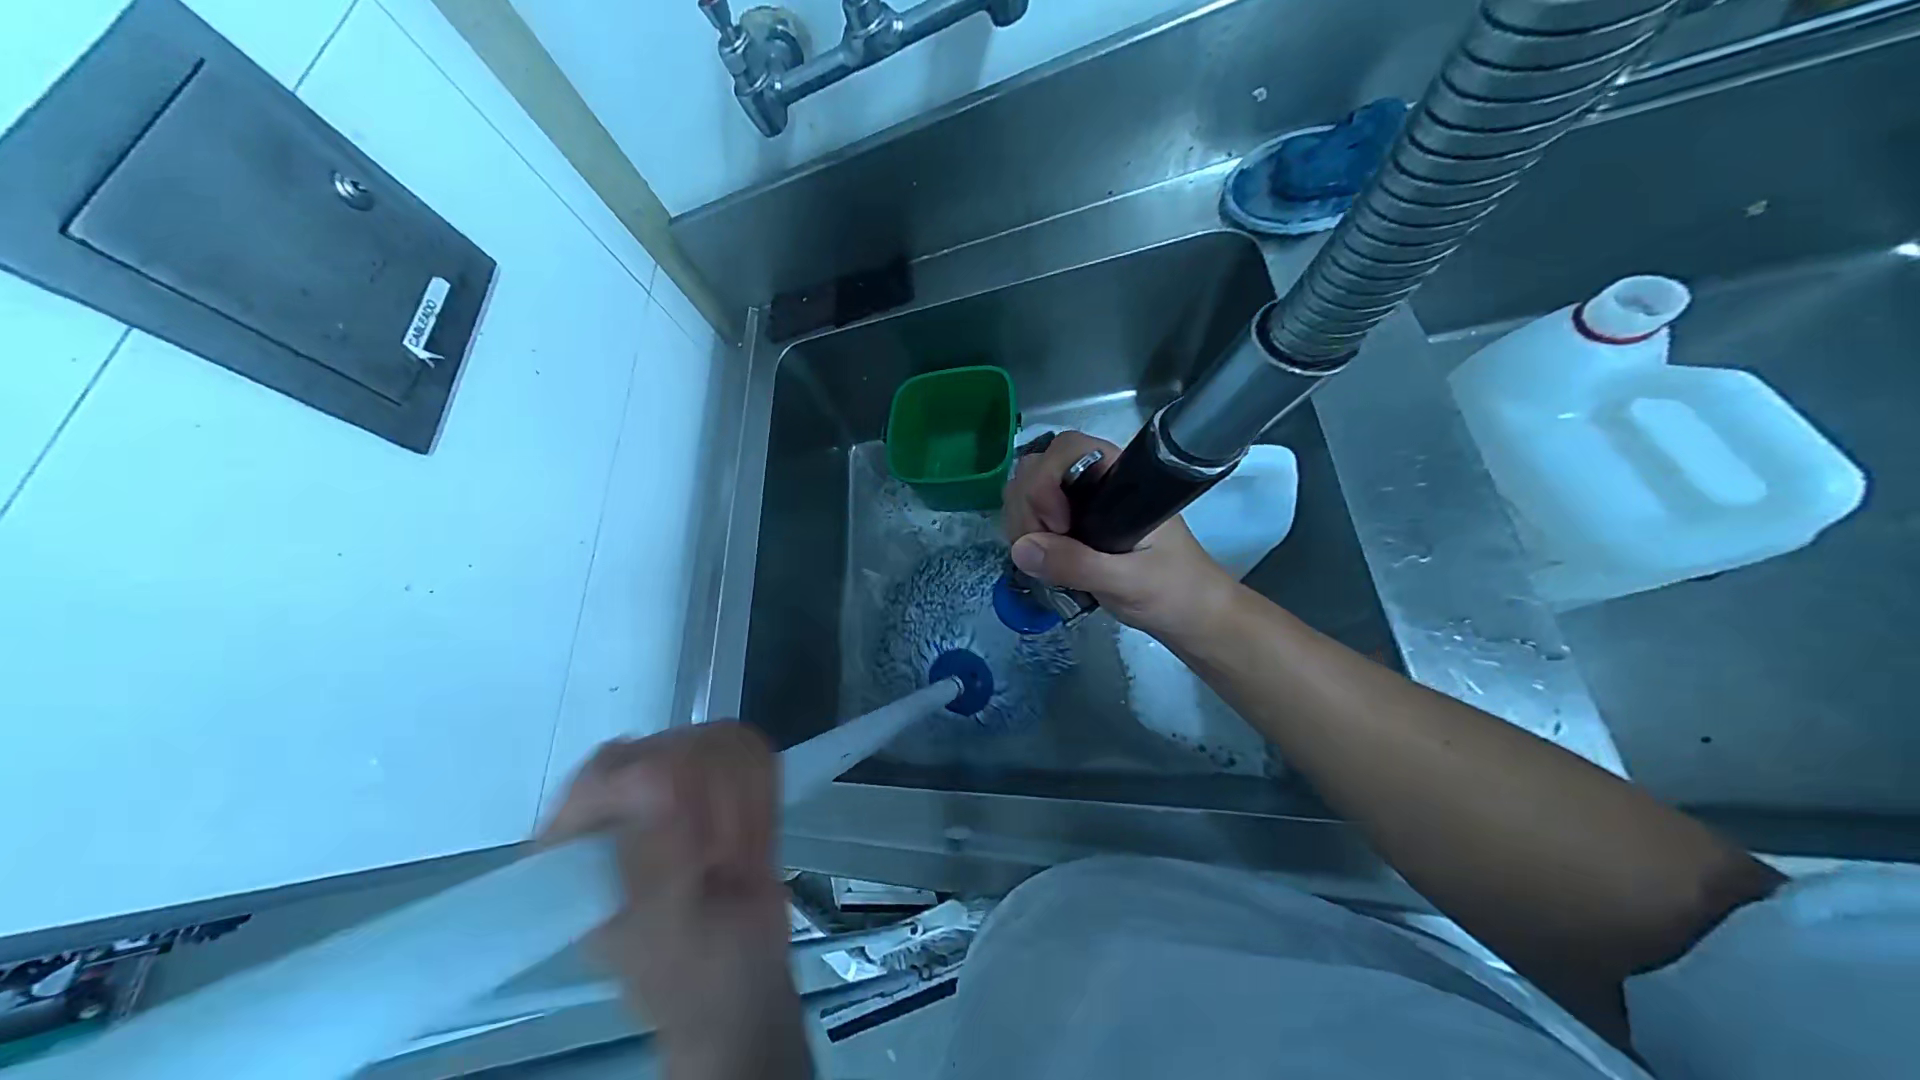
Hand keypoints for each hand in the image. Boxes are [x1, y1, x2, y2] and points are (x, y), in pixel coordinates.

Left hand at [544, 724, 809, 1079]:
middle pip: (671, 746)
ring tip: (736, 856)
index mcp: (577, 842)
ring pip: (717, 740)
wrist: (744, 988)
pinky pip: (749, 748)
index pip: (606, 771)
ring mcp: (671, 786)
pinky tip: (754, 837)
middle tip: (722, 862)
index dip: (660, 788)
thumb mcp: (669, 931)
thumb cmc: (695, 975)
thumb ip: (659, 858)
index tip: (700, 836)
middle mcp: (618, 803)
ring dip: (743, 802)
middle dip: (714, 803)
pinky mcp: (718, 779)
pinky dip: (763, 791)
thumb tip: (655, 779)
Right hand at [1002, 430, 1237, 642]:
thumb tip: (1022, 549)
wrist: (1191, 615)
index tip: (1059, 525)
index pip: (1066, 449)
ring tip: (1044, 563)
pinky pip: (1031, 519)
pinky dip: (1026, 539)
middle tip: (1044, 552)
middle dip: (1028, 508)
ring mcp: (1079, 504)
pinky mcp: (1071, 527)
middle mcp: (1095, 481)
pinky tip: (1041, 564)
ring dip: (1023, 525)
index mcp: (1119, 476)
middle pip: (1037, 468)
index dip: (1048, 481)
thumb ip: (1077, 564)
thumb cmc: (1175, 590)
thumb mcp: (1129, 581)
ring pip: (1028, 493)